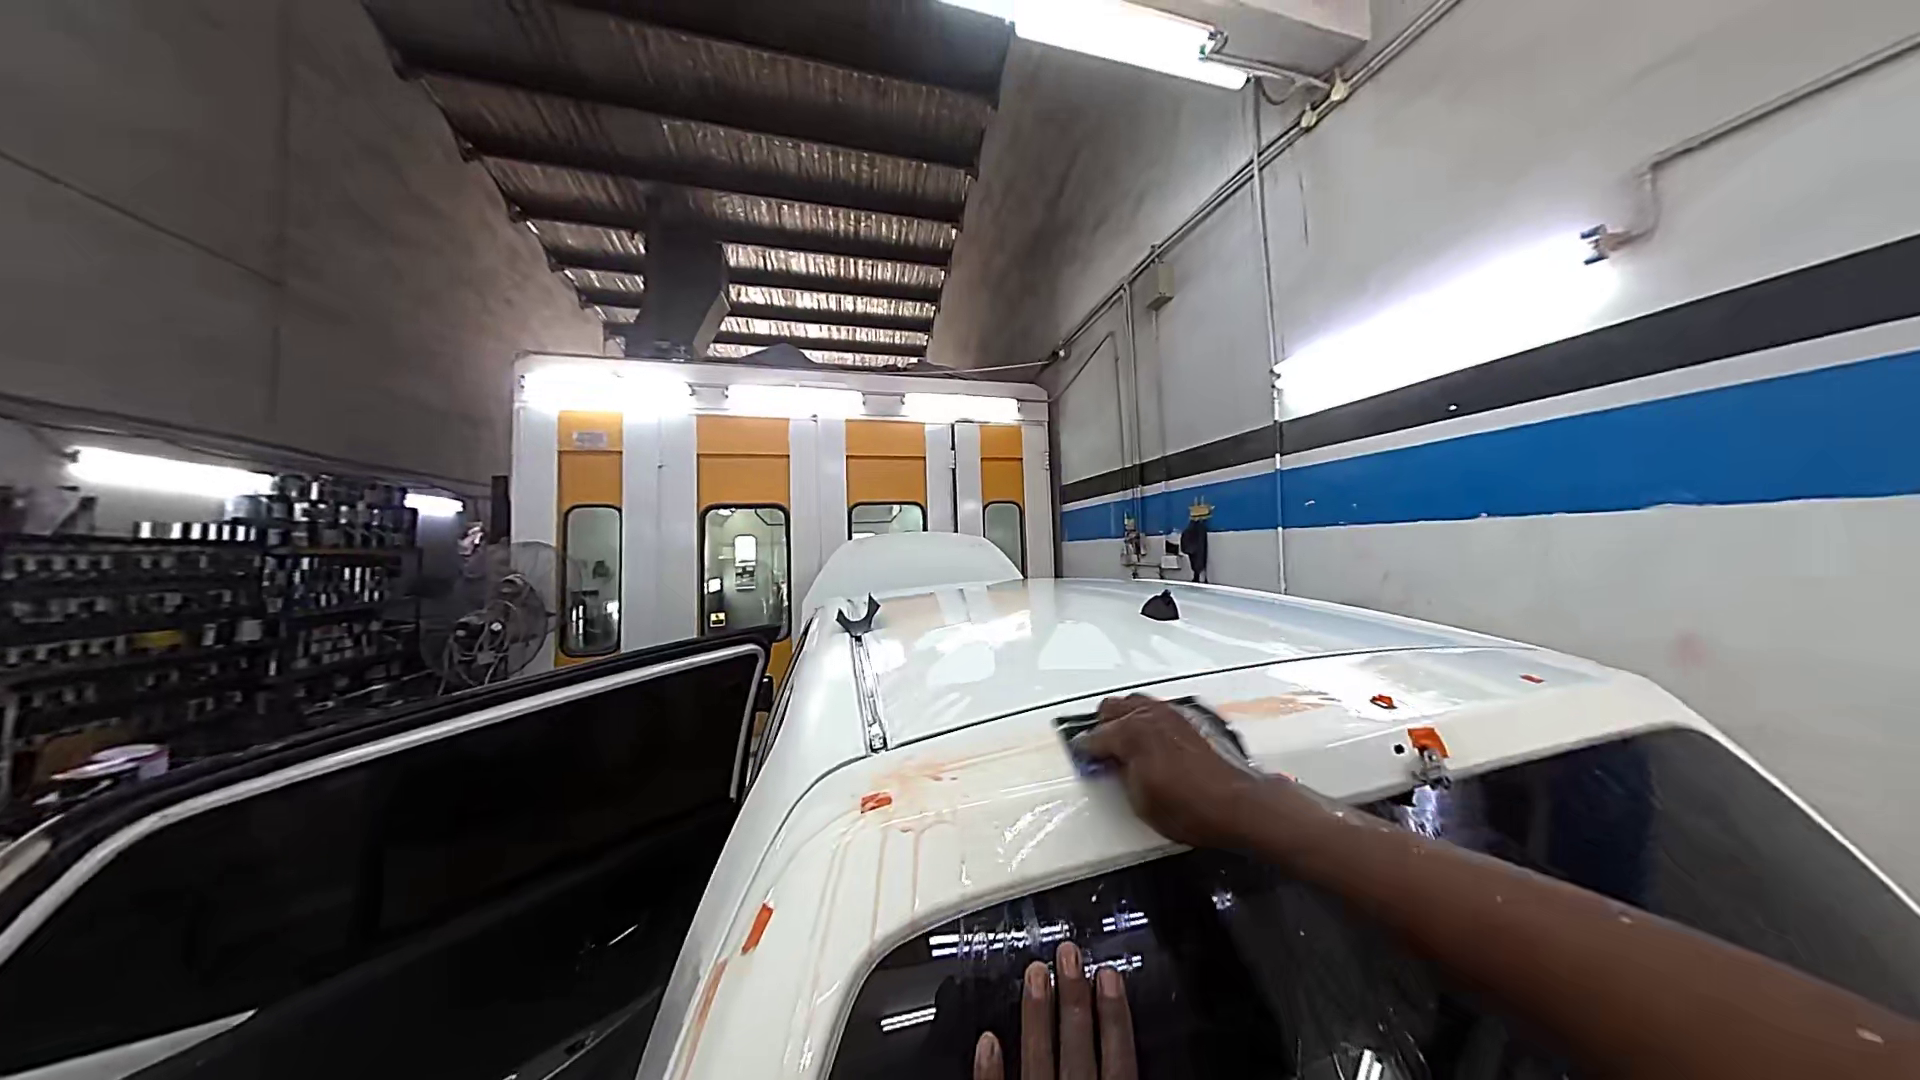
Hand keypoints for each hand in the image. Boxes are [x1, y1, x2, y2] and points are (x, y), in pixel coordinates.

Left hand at [973, 941, 1134, 1079]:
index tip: (1109, 975)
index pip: (1119, 1064)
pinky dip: (990, 1072)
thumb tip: (1128, 1049)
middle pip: (1077, 1052)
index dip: (1115, 1018)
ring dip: (1036, 1017)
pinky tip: (987, 1039)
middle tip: (1068, 953)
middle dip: (1074, 999)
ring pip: (1037, 1063)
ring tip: (1034, 972)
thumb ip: (1127, 1075)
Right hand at [1071, 694, 1299, 849]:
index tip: (1081, 756)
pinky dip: (1150, 721)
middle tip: (1101, 747)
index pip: (1094, 736)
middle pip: (1112, 707)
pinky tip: (1155, 740)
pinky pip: (1161, 711)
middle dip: (1102, 725)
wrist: (1242, 805)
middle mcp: (1150, 715)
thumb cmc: (1192, 808)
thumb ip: (1122, 775)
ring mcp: (1174, 713)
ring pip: (1137, 703)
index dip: (1084, 749)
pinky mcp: (1194, 719)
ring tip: (1126, 740)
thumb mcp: (1141, 801)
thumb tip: (1117, 765)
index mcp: (1131, 732)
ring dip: (1126, 718)